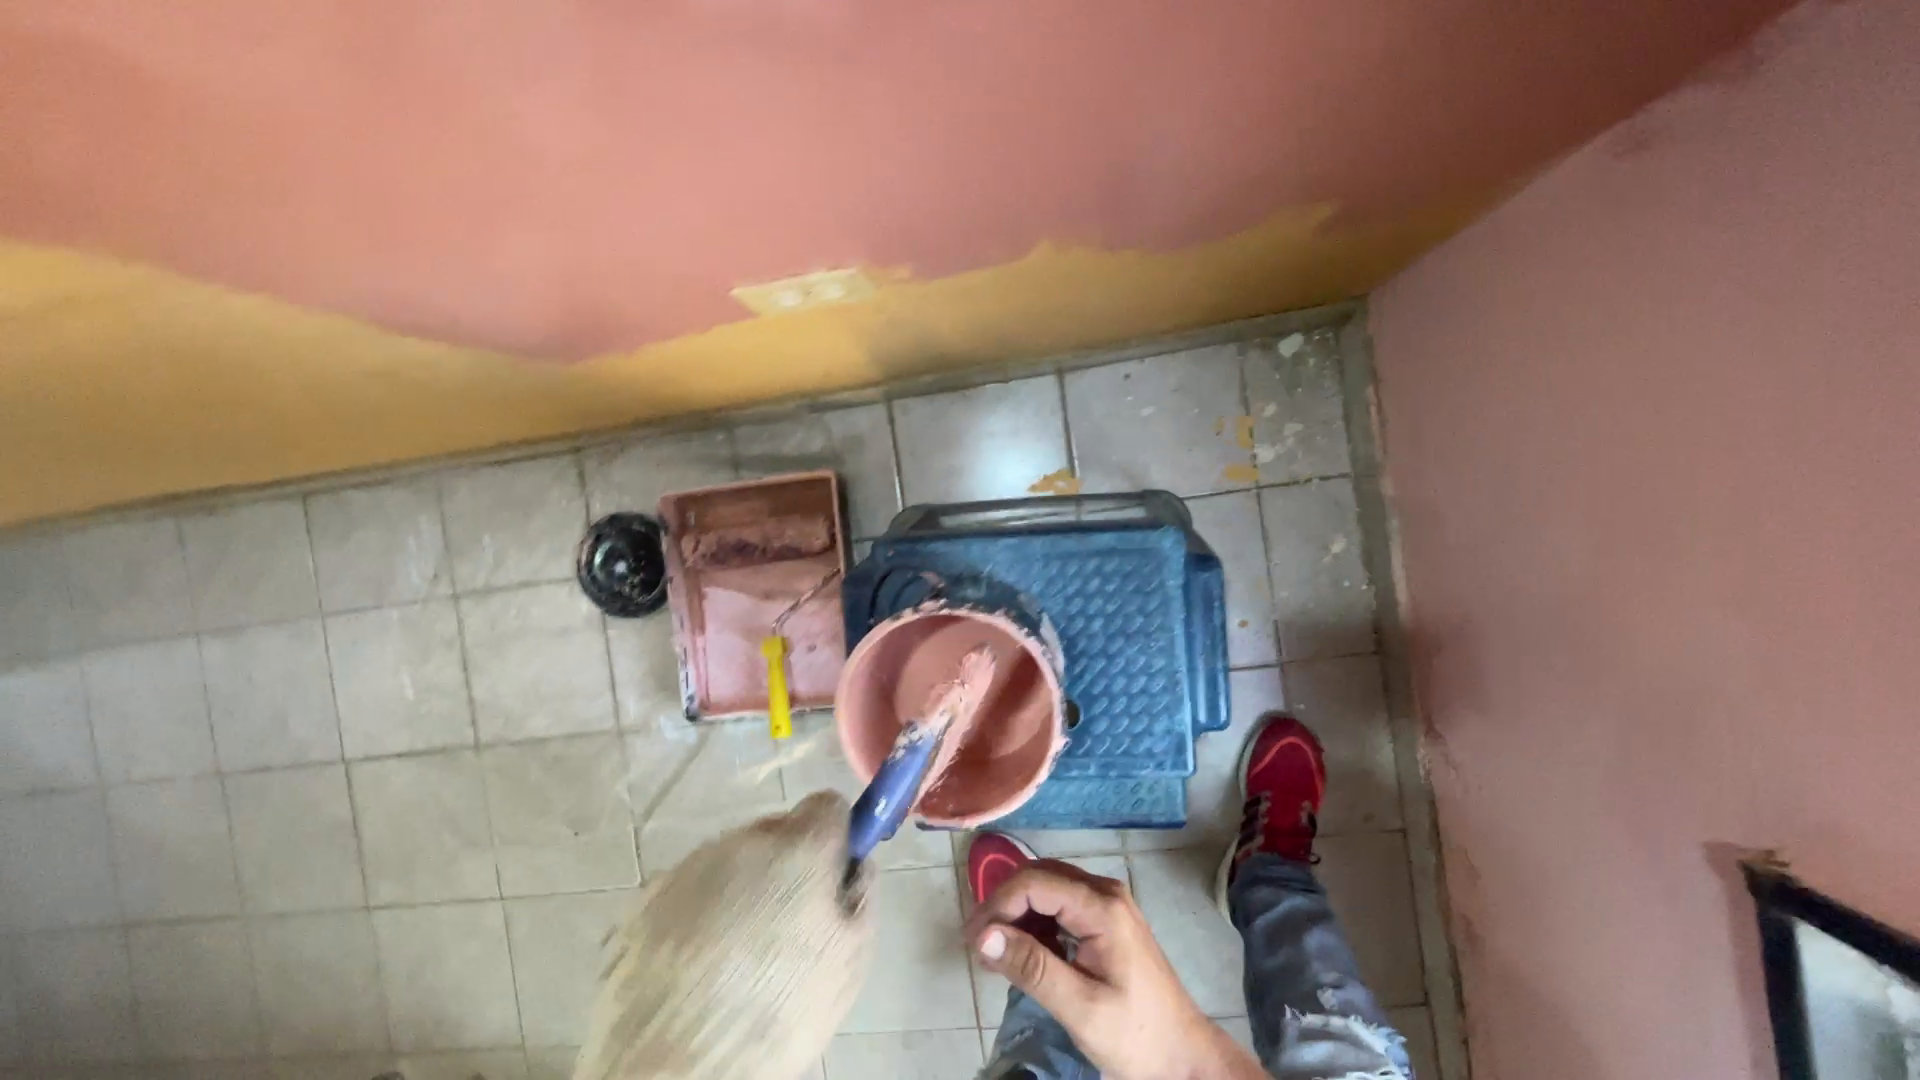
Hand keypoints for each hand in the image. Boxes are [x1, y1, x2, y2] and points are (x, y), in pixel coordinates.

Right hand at [964, 860, 1265, 1079]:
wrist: (1184, 1057)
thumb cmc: (1135, 1035)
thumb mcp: (1080, 1008)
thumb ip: (1032, 968)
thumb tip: (984, 936)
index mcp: (1102, 907)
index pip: (1034, 882)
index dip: (998, 905)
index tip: (974, 942)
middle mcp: (1105, 892)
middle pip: (1040, 877)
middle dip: (1004, 905)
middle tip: (979, 945)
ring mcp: (1109, 904)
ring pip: (1048, 888)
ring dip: (1018, 913)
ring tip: (996, 953)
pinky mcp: (1107, 921)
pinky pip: (1061, 905)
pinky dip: (1036, 922)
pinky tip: (1025, 953)